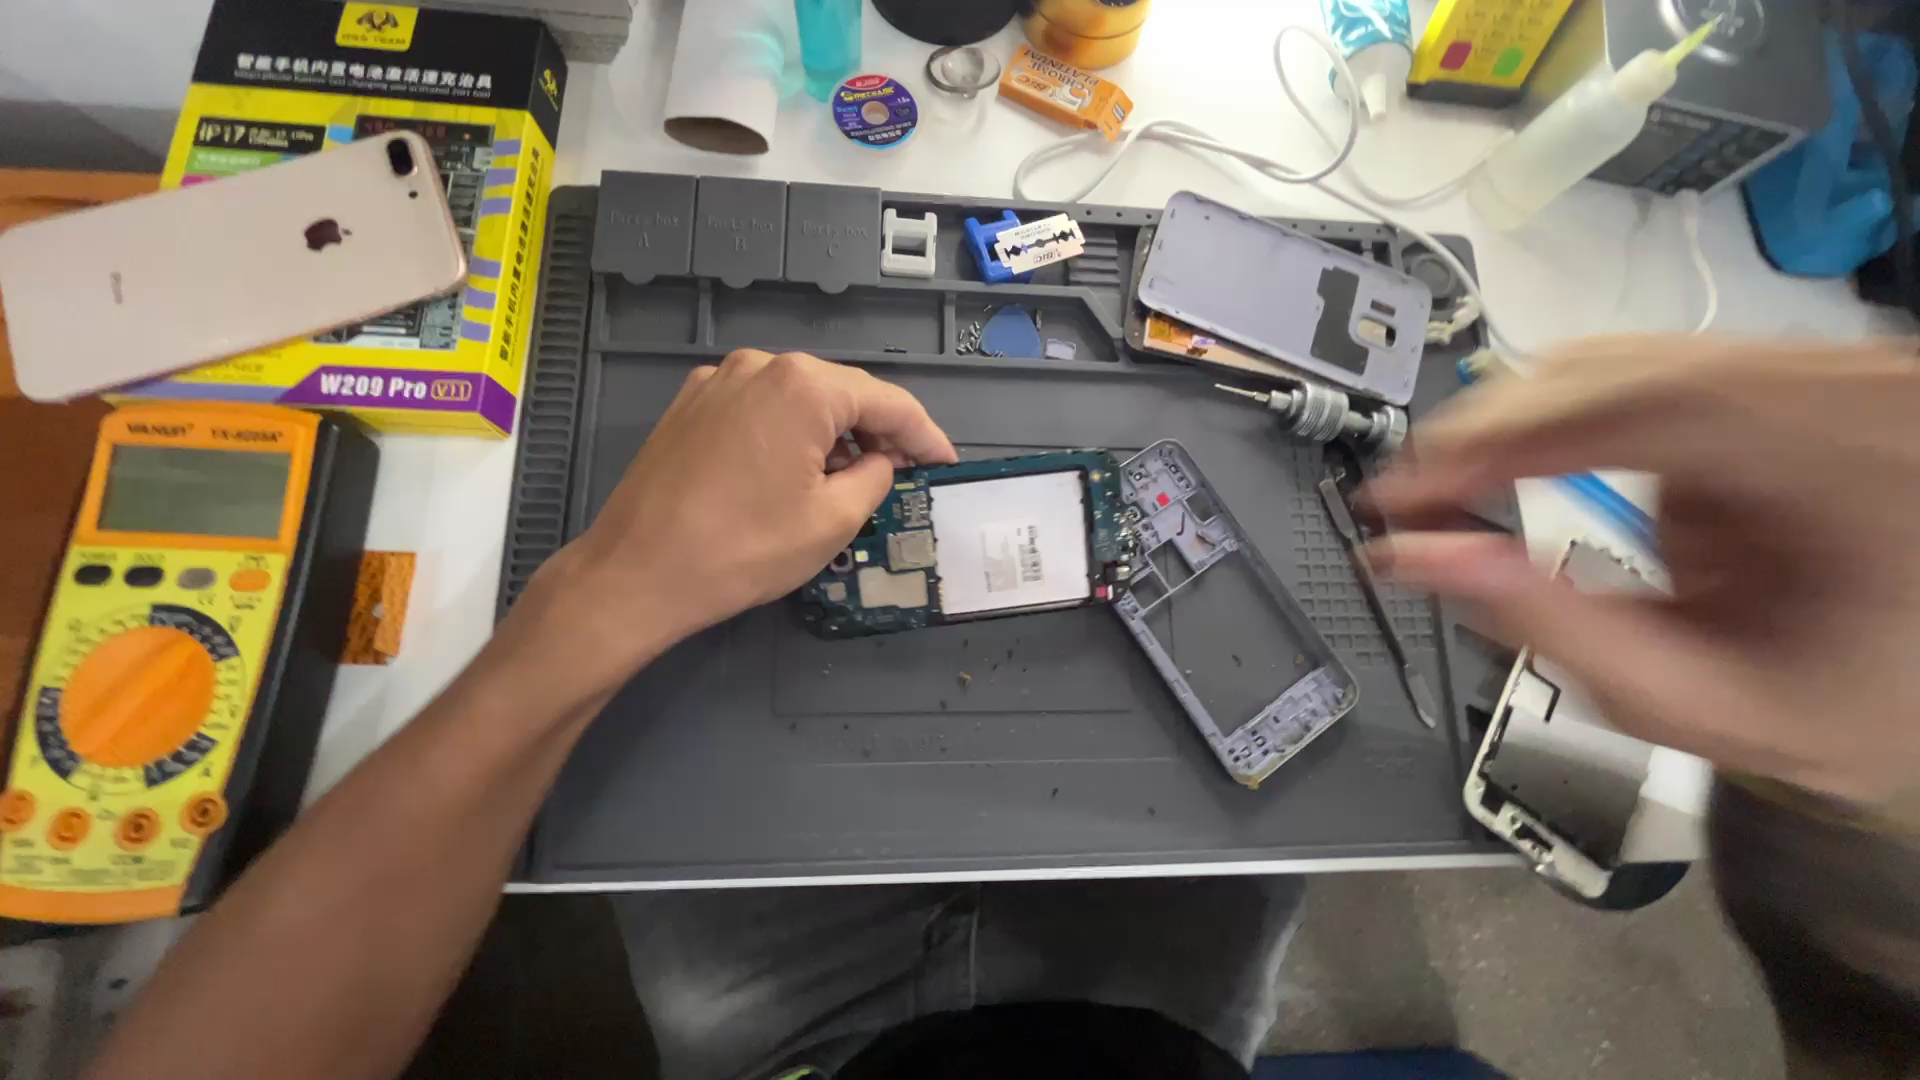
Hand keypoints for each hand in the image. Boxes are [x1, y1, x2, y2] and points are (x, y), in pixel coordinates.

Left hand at [517, 349, 955, 688]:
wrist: (637, 573)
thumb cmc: (745, 549)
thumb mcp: (834, 521)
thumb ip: (876, 477)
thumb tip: (880, 459)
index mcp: (804, 385)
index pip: (889, 402)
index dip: (925, 435)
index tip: (945, 463)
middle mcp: (760, 365)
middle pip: (842, 393)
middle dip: (878, 432)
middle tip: (902, 473)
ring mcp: (718, 381)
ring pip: (799, 399)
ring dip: (832, 433)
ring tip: (848, 478)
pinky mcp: (690, 405)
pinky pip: (760, 409)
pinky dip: (789, 433)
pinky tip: (793, 471)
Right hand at [1366, 337, 1919, 806]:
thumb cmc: (1845, 703)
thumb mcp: (1694, 700)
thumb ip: (1548, 629)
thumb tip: (1423, 557)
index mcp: (1865, 467)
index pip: (1640, 402)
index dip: (1492, 437)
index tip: (1403, 491)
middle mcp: (1854, 394)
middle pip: (1607, 368)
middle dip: (1481, 433)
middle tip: (1411, 496)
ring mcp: (1818, 378)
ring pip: (1608, 363)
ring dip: (1513, 432)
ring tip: (1462, 493)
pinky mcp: (1774, 384)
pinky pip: (1632, 375)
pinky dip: (1558, 425)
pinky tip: (1540, 473)